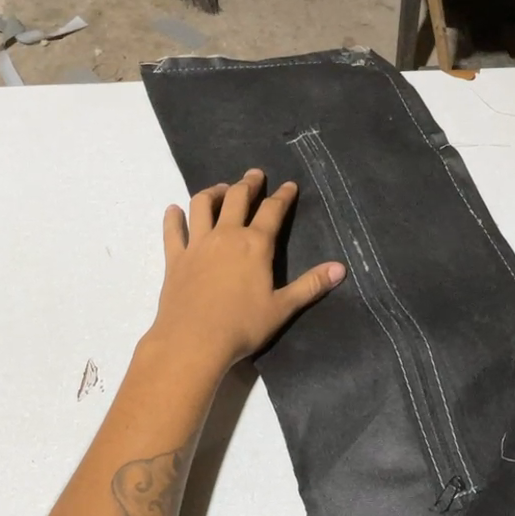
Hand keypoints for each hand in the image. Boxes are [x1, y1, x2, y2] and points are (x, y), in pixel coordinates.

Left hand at [146, 169, 344, 373]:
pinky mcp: (175, 258)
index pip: (273, 211)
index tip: (289, 185)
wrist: (194, 340)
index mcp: (255, 245)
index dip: (283, 196)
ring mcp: (198, 244)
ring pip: (202, 205)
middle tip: (254, 175)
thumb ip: (311, 285)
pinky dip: (174, 217)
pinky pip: (173, 230)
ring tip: (219, 190)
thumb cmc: (243, 326)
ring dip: (212, 192)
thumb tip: (341, 268)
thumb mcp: (283, 308)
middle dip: (248, 184)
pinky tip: (174, 210)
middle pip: (237, 198)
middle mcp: (226, 235)